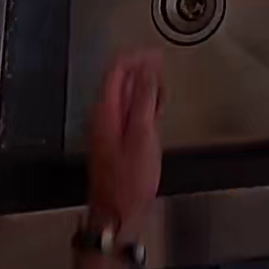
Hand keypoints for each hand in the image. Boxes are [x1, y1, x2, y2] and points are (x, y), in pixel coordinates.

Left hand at [87, 50, 162, 237]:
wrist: (120, 215)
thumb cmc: (130, 178)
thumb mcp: (142, 133)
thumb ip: (144, 98)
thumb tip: (148, 69)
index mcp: (105, 110)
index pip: (116, 70)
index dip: (137, 57)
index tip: (157, 53)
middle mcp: (104, 115)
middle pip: (122, 80)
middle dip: (144, 71)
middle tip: (164, 71)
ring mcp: (110, 127)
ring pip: (128, 95)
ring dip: (147, 88)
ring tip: (163, 93)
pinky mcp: (119, 139)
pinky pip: (132, 110)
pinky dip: (146, 104)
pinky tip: (157, 109)